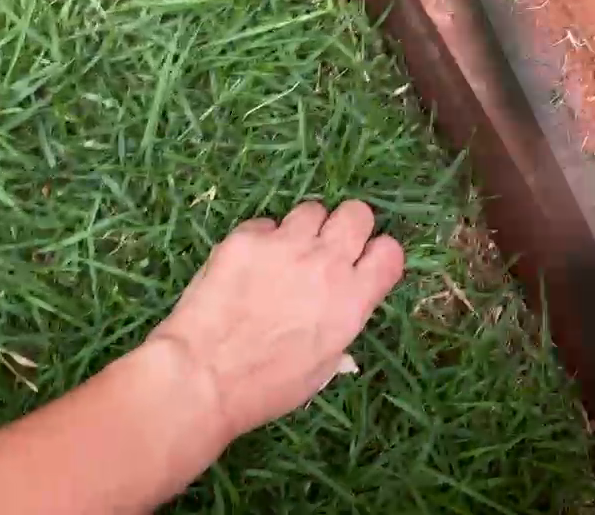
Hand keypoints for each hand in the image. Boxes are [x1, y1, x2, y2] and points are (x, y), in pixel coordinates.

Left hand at [142, 200, 405, 447]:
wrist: (205, 373)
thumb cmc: (267, 386)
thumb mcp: (320, 367)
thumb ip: (338, 326)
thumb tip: (341, 311)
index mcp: (351, 300)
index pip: (389, 251)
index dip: (378, 253)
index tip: (364, 262)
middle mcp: (326, 262)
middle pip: (357, 212)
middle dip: (348, 225)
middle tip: (329, 245)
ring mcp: (286, 243)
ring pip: (312, 209)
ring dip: (304, 229)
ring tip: (286, 253)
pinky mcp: (248, 235)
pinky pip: (266, 224)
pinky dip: (262, 240)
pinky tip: (248, 264)